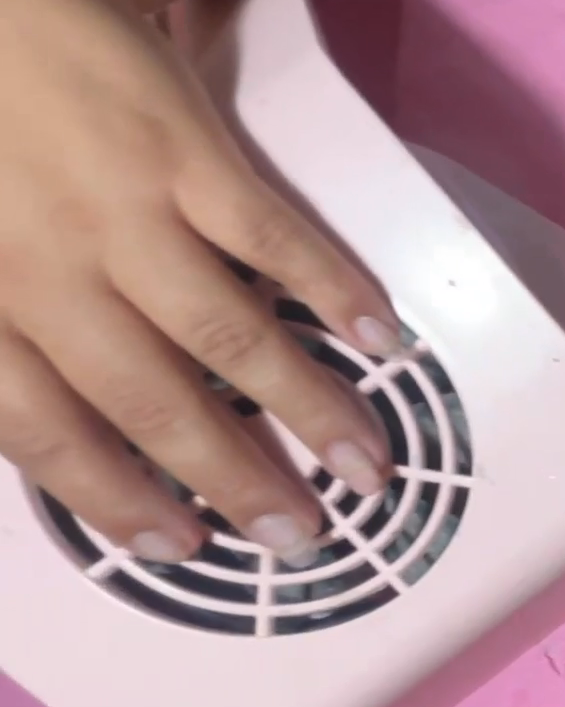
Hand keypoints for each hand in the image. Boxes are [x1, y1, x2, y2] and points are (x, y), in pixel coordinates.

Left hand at [0, 0, 399, 564]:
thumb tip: (41, 419)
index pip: (39, 425)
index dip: (113, 498)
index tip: (183, 550)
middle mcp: (39, 263)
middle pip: (150, 398)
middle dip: (233, 477)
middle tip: (300, 534)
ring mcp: (121, 209)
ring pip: (224, 336)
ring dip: (306, 409)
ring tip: (365, 464)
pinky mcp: (192, 157)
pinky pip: (272, 241)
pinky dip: (333, 292)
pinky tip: (383, 338)